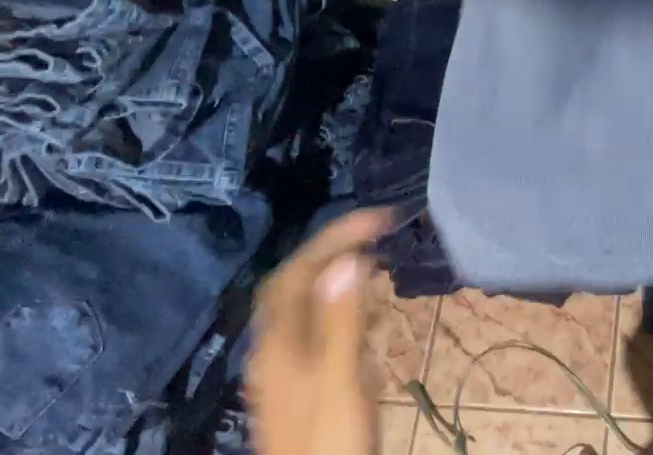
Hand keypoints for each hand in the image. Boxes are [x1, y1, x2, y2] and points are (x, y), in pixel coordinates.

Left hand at [248, 209, 398, 454]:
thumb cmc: (330, 445)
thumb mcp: (340, 383)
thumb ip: (343, 321)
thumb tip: (348, 260)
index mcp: (277, 346)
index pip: (296, 273)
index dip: (332, 238)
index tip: (379, 220)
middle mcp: (273, 354)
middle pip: (292, 287)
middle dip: (330, 252)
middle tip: (376, 233)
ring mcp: (284, 375)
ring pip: (303, 309)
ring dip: (335, 278)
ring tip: (376, 262)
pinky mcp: (299, 391)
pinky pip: (315, 332)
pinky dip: (340, 309)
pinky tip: (365, 317)